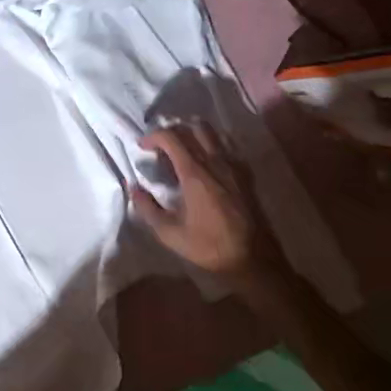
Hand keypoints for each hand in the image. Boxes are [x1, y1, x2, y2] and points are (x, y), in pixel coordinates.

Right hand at [129, 122, 283, 280]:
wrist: (255, 262)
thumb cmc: (210, 246)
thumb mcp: (170, 233)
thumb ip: (147, 208)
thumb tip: (134, 189)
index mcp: (195, 174)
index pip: (171, 137)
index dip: (153, 136)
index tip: (142, 146)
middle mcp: (216, 163)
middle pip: (193, 128)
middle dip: (172, 130)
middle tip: (160, 144)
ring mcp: (234, 168)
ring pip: (213, 134)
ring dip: (193, 133)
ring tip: (182, 148)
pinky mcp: (246, 176)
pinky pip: (228, 147)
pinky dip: (213, 144)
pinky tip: (206, 160)